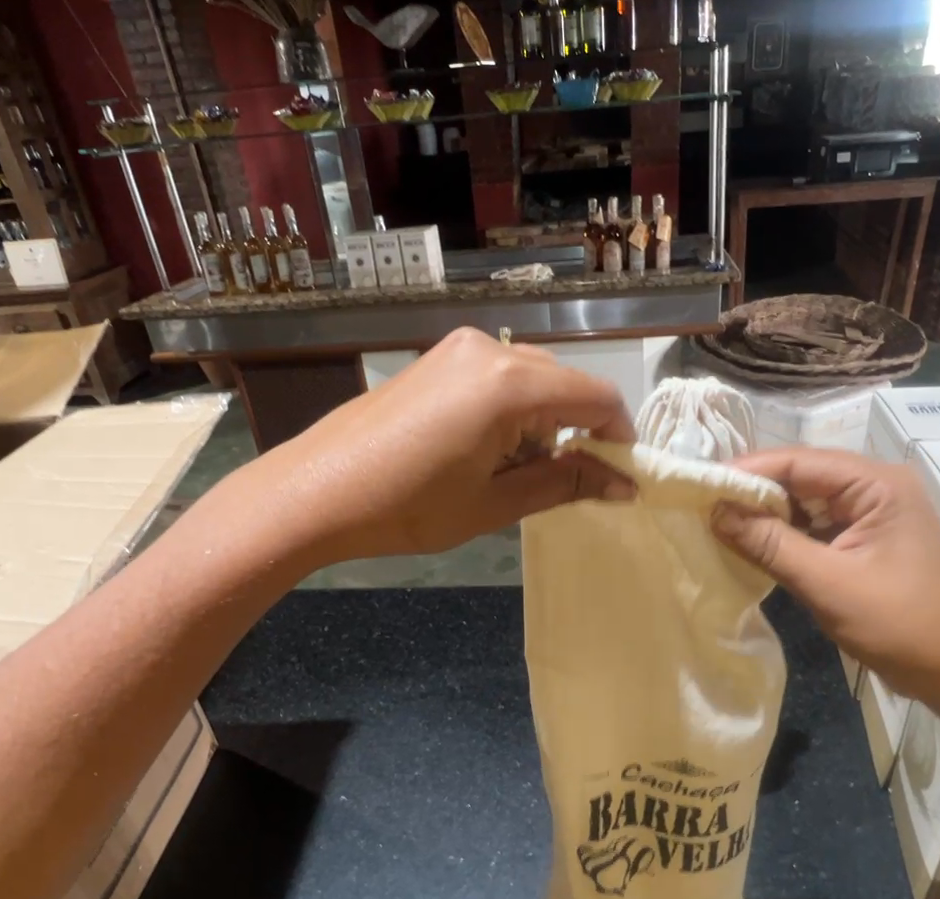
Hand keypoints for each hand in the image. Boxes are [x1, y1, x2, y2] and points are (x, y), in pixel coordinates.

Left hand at [257, 327, 635, 563]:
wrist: (316, 492)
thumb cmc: (407, 508)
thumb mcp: (494, 504)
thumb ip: (565, 484)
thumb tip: (623, 485)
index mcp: (511, 384)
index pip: (597, 397)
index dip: (618, 437)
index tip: (619, 477)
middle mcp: (490, 350)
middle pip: (565, 384)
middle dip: (578, 431)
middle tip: (564, 482)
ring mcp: (458, 349)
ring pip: (532, 379)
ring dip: (543, 421)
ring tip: (516, 472)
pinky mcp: (436, 358)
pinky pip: (497, 376)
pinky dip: (512, 410)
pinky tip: (486, 450)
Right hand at [710, 448, 939, 705]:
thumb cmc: (902, 625)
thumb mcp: (828, 584)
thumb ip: (770, 544)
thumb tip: (716, 512)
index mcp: (877, 484)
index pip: (798, 461)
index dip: (746, 471)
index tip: (698, 485)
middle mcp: (875, 487)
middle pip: (800, 476)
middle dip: (751, 492)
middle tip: (700, 506)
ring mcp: (871, 514)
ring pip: (804, 502)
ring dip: (765, 515)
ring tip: (715, 524)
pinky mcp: (864, 541)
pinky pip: (814, 527)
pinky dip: (783, 536)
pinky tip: (750, 545)